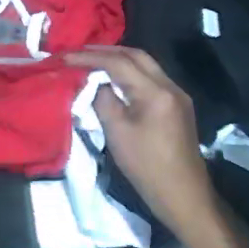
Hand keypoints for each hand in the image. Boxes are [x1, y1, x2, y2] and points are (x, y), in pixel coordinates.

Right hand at [65, 46, 216, 239]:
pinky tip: (113, 79)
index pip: (119, 62)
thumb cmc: (146, 166)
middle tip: (78, 53)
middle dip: (105, 51)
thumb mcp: (116, 132)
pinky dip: (129, 72)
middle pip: (136, 55)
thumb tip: (94, 82)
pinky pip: (150, 78)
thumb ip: (103, 99)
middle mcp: (171, 87)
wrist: (184, 196)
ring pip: (145, 65)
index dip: (89, 57)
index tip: (65, 58)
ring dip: (118, 59)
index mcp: (156, 93)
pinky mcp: (177, 106)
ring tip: (91, 62)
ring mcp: (177, 96)